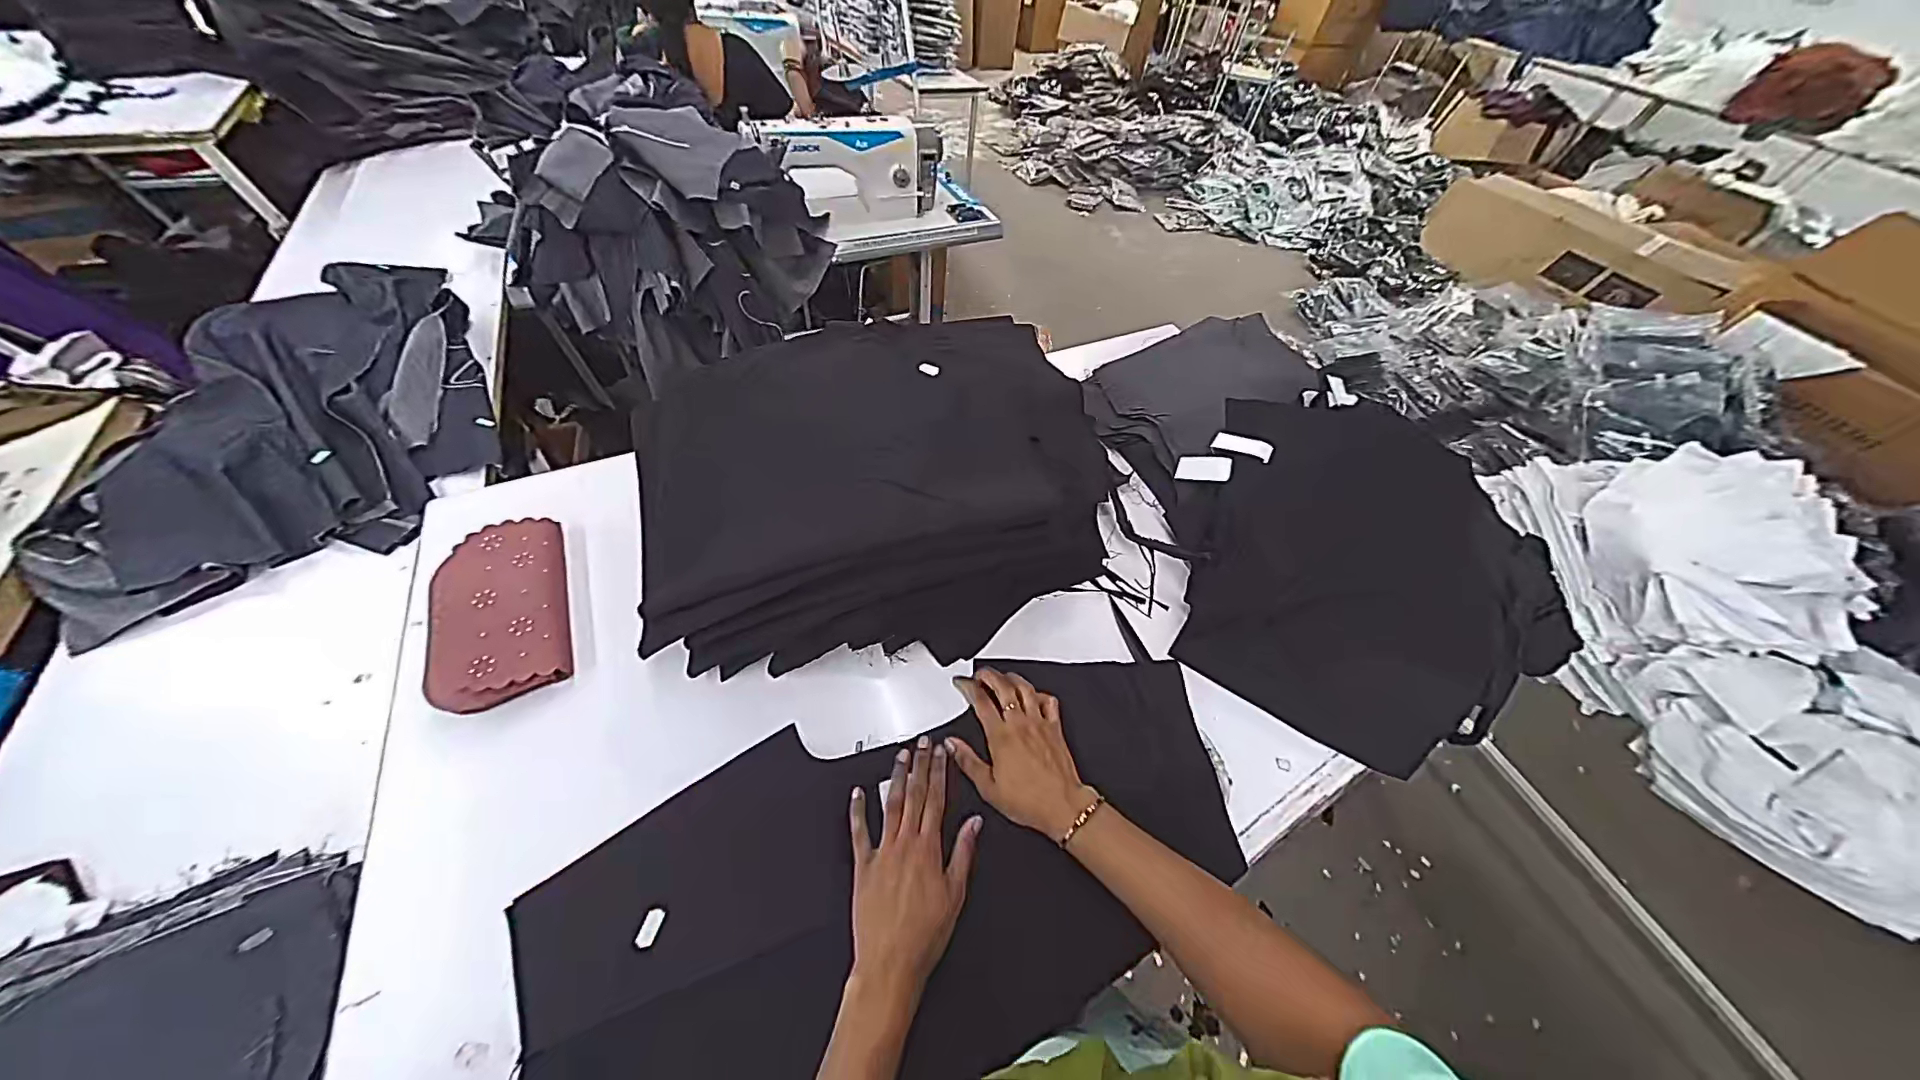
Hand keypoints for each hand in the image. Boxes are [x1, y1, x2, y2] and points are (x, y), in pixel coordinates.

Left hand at [848, 736, 980, 1001]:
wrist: (890, 961)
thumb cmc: (924, 934)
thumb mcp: (956, 893)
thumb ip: (964, 853)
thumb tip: (973, 824)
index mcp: (928, 849)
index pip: (936, 800)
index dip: (938, 772)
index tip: (939, 753)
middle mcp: (904, 845)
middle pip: (914, 795)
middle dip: (919, 765)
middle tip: (921, 744)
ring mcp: (881, 853)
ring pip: (890, 805)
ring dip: (895, 778)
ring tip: (899, 756)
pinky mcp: (862, 866)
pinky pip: (859, 831)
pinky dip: (858, 810)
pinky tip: (858, 793)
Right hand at [948, 669, 1097, 841]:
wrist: (1062, 806)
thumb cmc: (1028, 800)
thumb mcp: (988, 787)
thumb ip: (967, 761)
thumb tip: (952, 745)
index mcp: (1001, 737)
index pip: (981, 700)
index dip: (968, 687)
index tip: (962, 683)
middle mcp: (1020, 725)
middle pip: (1003, 686)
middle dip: (988, 675)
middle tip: (980, 674)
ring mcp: (1039, 723)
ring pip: (1025, 688)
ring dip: (1011, 678)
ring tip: (1002, 676)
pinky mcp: (1055, 728)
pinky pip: (1049, 701)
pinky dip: (1039, 693)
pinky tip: (1033, 694)